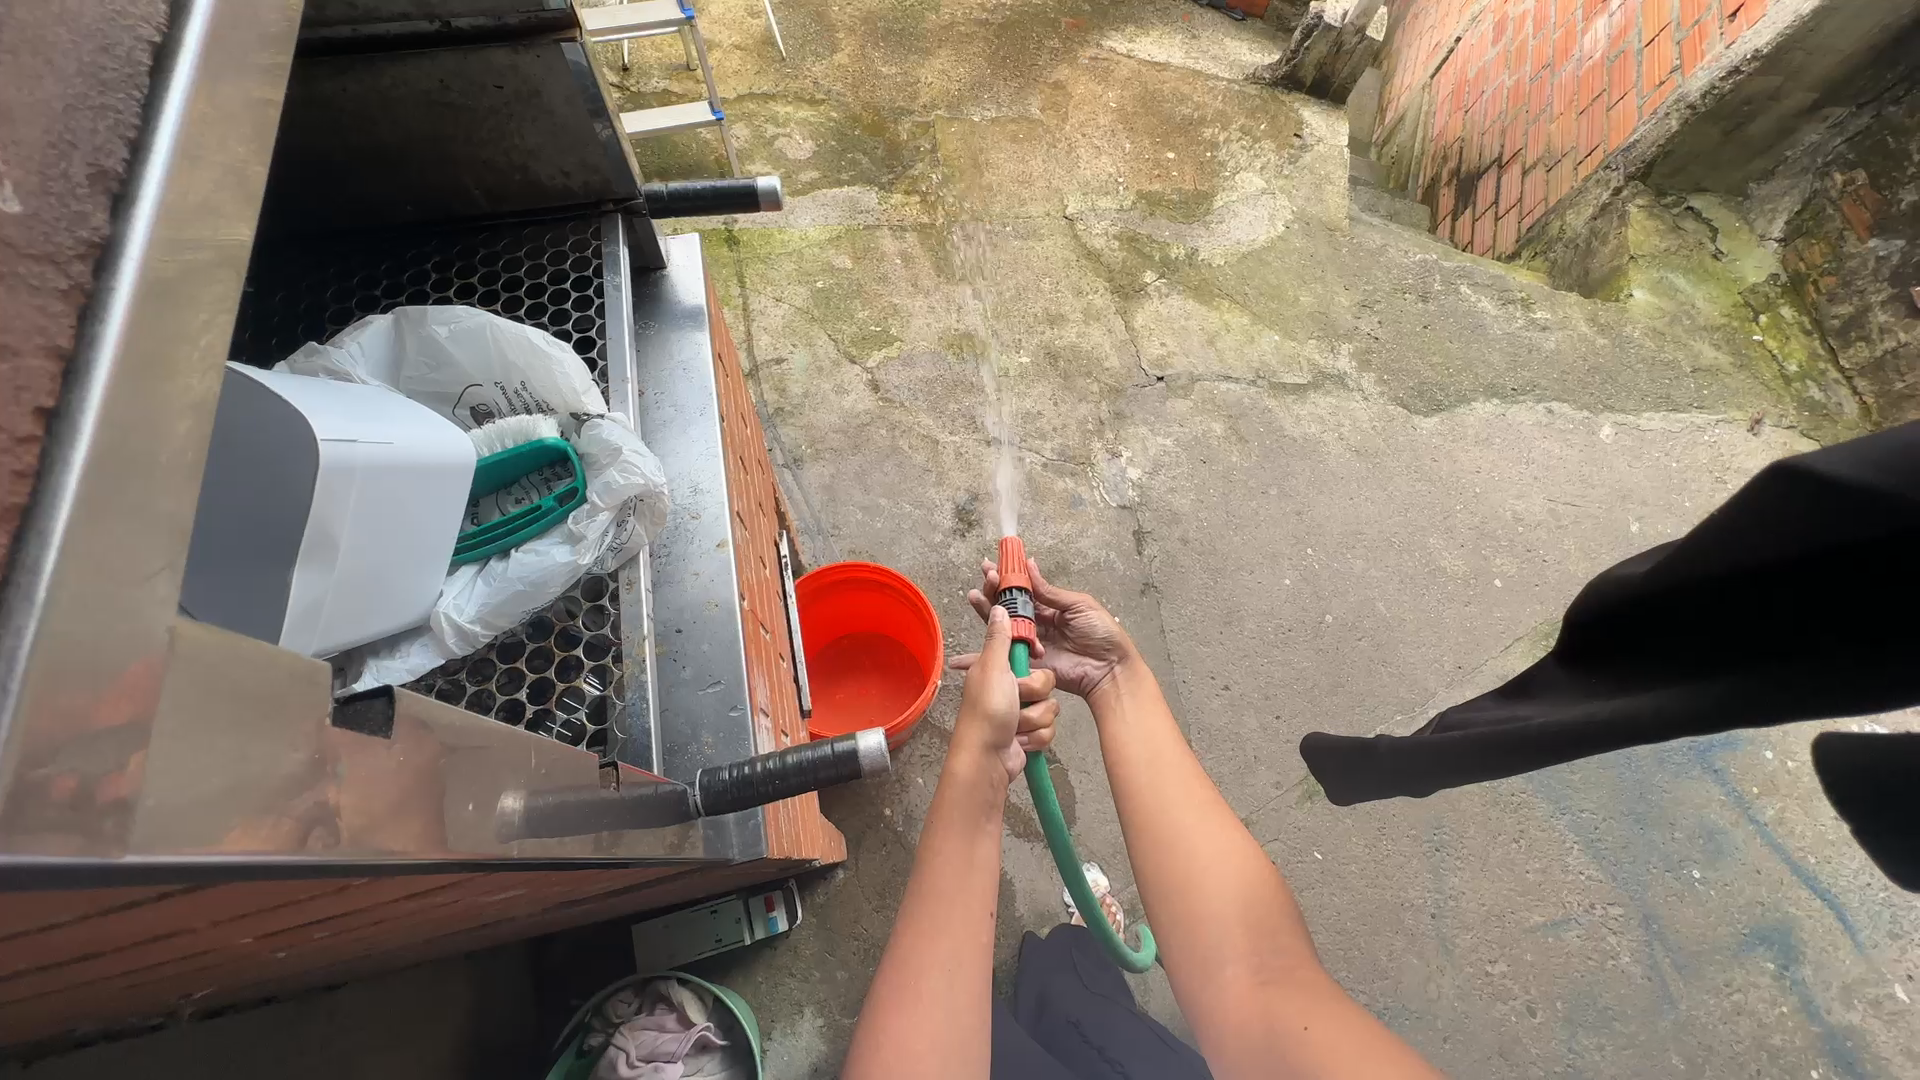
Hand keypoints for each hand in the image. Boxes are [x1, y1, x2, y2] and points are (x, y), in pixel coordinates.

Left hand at [951, 607, 1060, 781]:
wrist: (988, 759)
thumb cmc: (986, 713)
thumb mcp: (992, 668)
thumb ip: (998, 638)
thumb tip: (997, 608)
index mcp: (997, 667)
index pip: (1026, 649)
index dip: (1034, 655)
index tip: (1037, 656)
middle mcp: (1008, 686)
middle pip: (1045, 678)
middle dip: (1035, 693)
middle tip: (1017, 699)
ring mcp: (1019, 710)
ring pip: (1049, 704)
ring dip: (1035, 718)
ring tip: (1016, 725)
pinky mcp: (1029, 731)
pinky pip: (1049, 727)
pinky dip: (1037, 736)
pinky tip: (1020, 740)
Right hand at [955, 557, 1135, 700]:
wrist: (1109, 669)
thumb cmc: (1102, 634)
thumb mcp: (1079, 605)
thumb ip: (1050, 591)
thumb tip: (1030, 566)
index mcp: (1051, 607)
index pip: (1025, 589)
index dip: (1009, 577)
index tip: (993, 564)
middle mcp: (1038, 623)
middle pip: (1009, 605)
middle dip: (994, 590)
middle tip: (985, 576)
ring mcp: (1030, 643)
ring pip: (1004, 625)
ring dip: (988, 610)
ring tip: (976, 595)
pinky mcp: (1027, 662)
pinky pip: (1006, 653)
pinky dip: (988, 649)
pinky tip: (976, 641)